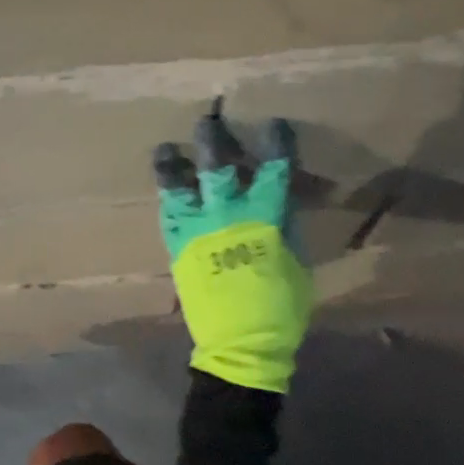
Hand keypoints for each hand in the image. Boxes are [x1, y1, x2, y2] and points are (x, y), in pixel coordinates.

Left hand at [153, 113, 311, 392]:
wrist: (241, 344)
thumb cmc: (281, 308)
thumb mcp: (297, 264)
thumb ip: (285, 230)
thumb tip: (280, 207)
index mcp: (265, 218)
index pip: (273, 170)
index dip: (275, 144)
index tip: (274, 124)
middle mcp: (227, 217)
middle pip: (218, 167)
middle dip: (214, 139)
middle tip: (207, 120)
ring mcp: (197, 232)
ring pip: (180, 188)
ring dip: (173, 165)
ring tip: (166, 148)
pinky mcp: (178, 250)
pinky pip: (168, 217)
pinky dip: (168, 200)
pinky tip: (166, 189)